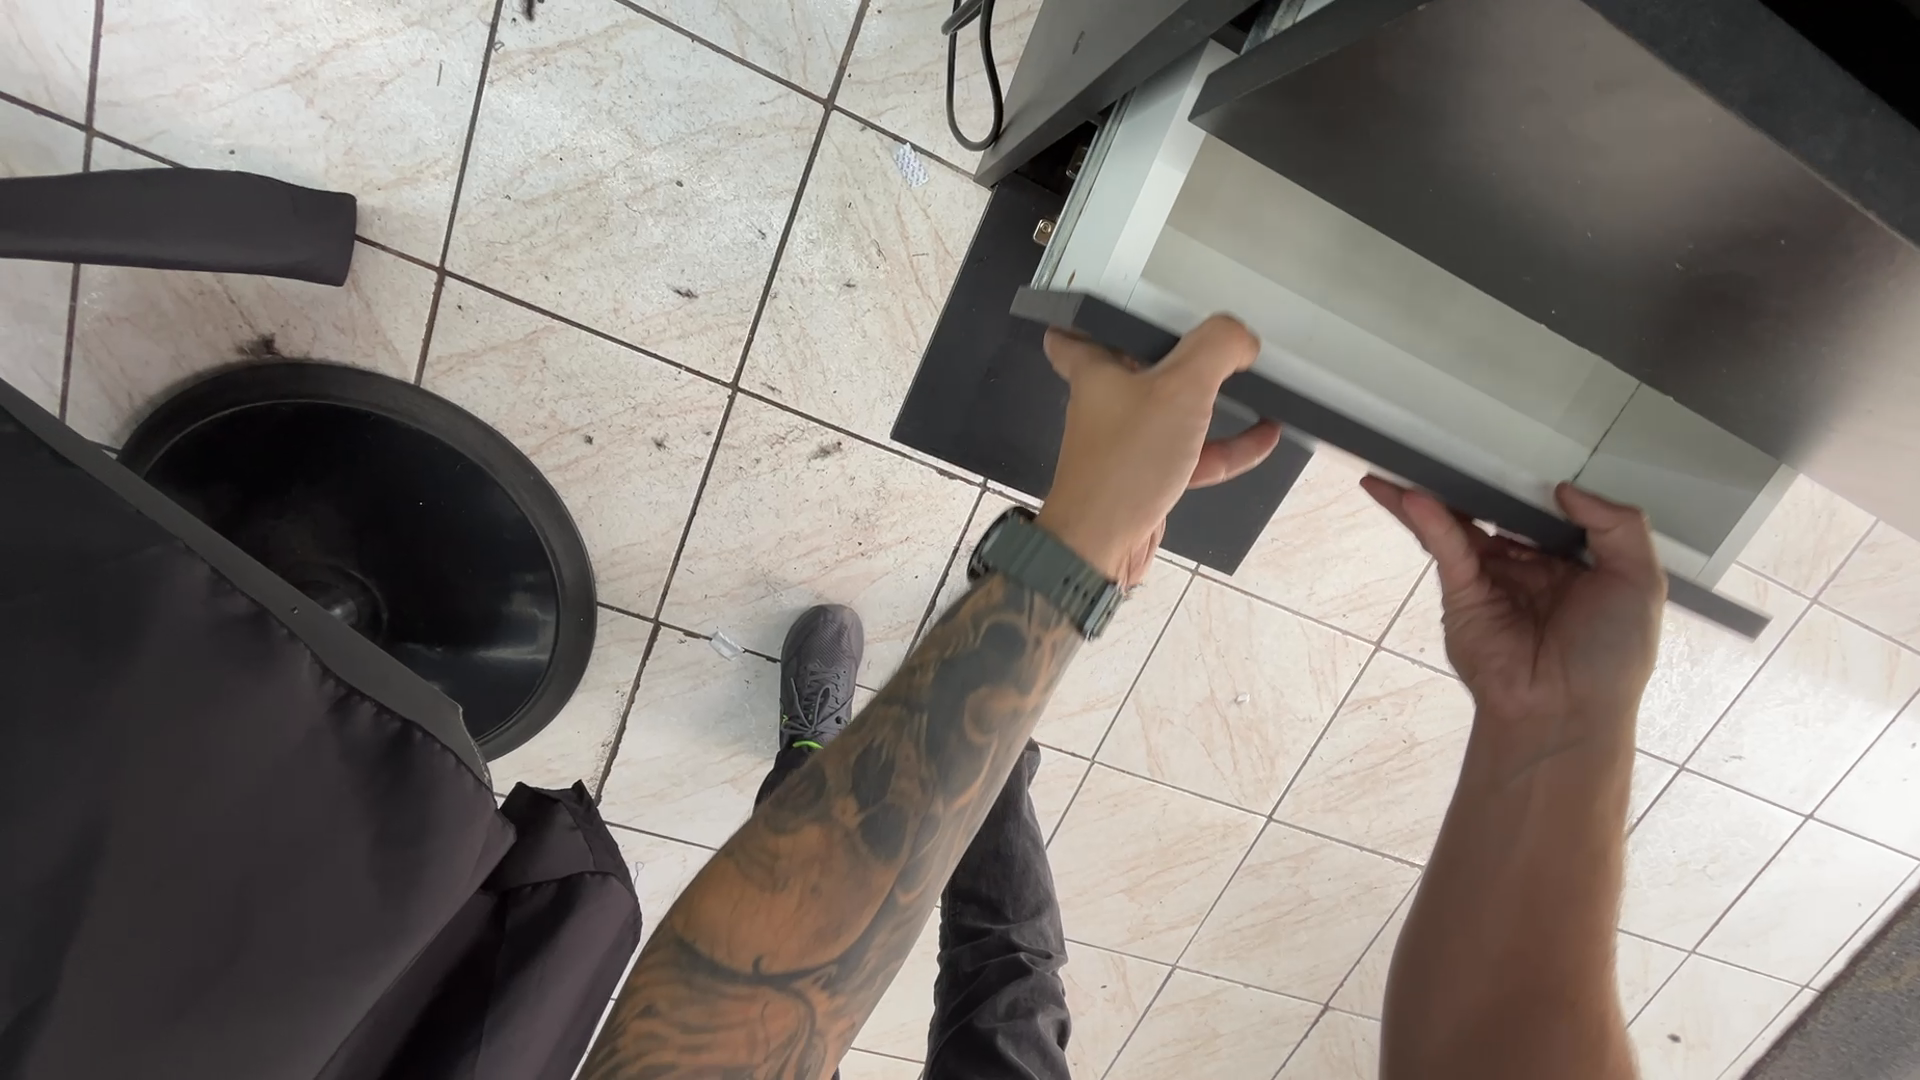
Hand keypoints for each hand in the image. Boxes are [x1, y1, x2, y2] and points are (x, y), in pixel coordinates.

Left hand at [1035, 316, 1281, 586]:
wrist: (1103, 544)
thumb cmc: (1126, 463)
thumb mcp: (1180, 388)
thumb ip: (1215, 349)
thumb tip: (1240, 338)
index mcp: (1096, 374)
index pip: (1073, 336)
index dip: (1085, 319)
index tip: (1107, 308)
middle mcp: (1105, 406)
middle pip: (1134, 369)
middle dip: (1169, 355)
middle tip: (1206, 337)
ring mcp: (1126, 445)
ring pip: (1170, 413)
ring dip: (1210, 401)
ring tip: (1252, 381)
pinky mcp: (1146, 478)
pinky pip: (1191, 453)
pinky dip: (1227, 444)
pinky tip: (1264, 435)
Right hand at [1361, 478, 1664, 747]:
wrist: (1566, 709)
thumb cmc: (1611, 654)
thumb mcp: (1640, 581)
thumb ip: (1616, 526)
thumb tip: (1564, 489)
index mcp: (1568, 564)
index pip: (1539, 512)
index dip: (1521, 483)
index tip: (1504, 450)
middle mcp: (1522, 568)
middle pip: (1485, 514)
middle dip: (1457, 486)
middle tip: (1431, 451)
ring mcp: (1486, 580)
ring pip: (1453, 528)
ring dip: (1420, 499)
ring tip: (1388, 472)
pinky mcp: (1458, 593)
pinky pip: (1445, 548)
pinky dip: (1428, 522)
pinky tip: (1411, 498)